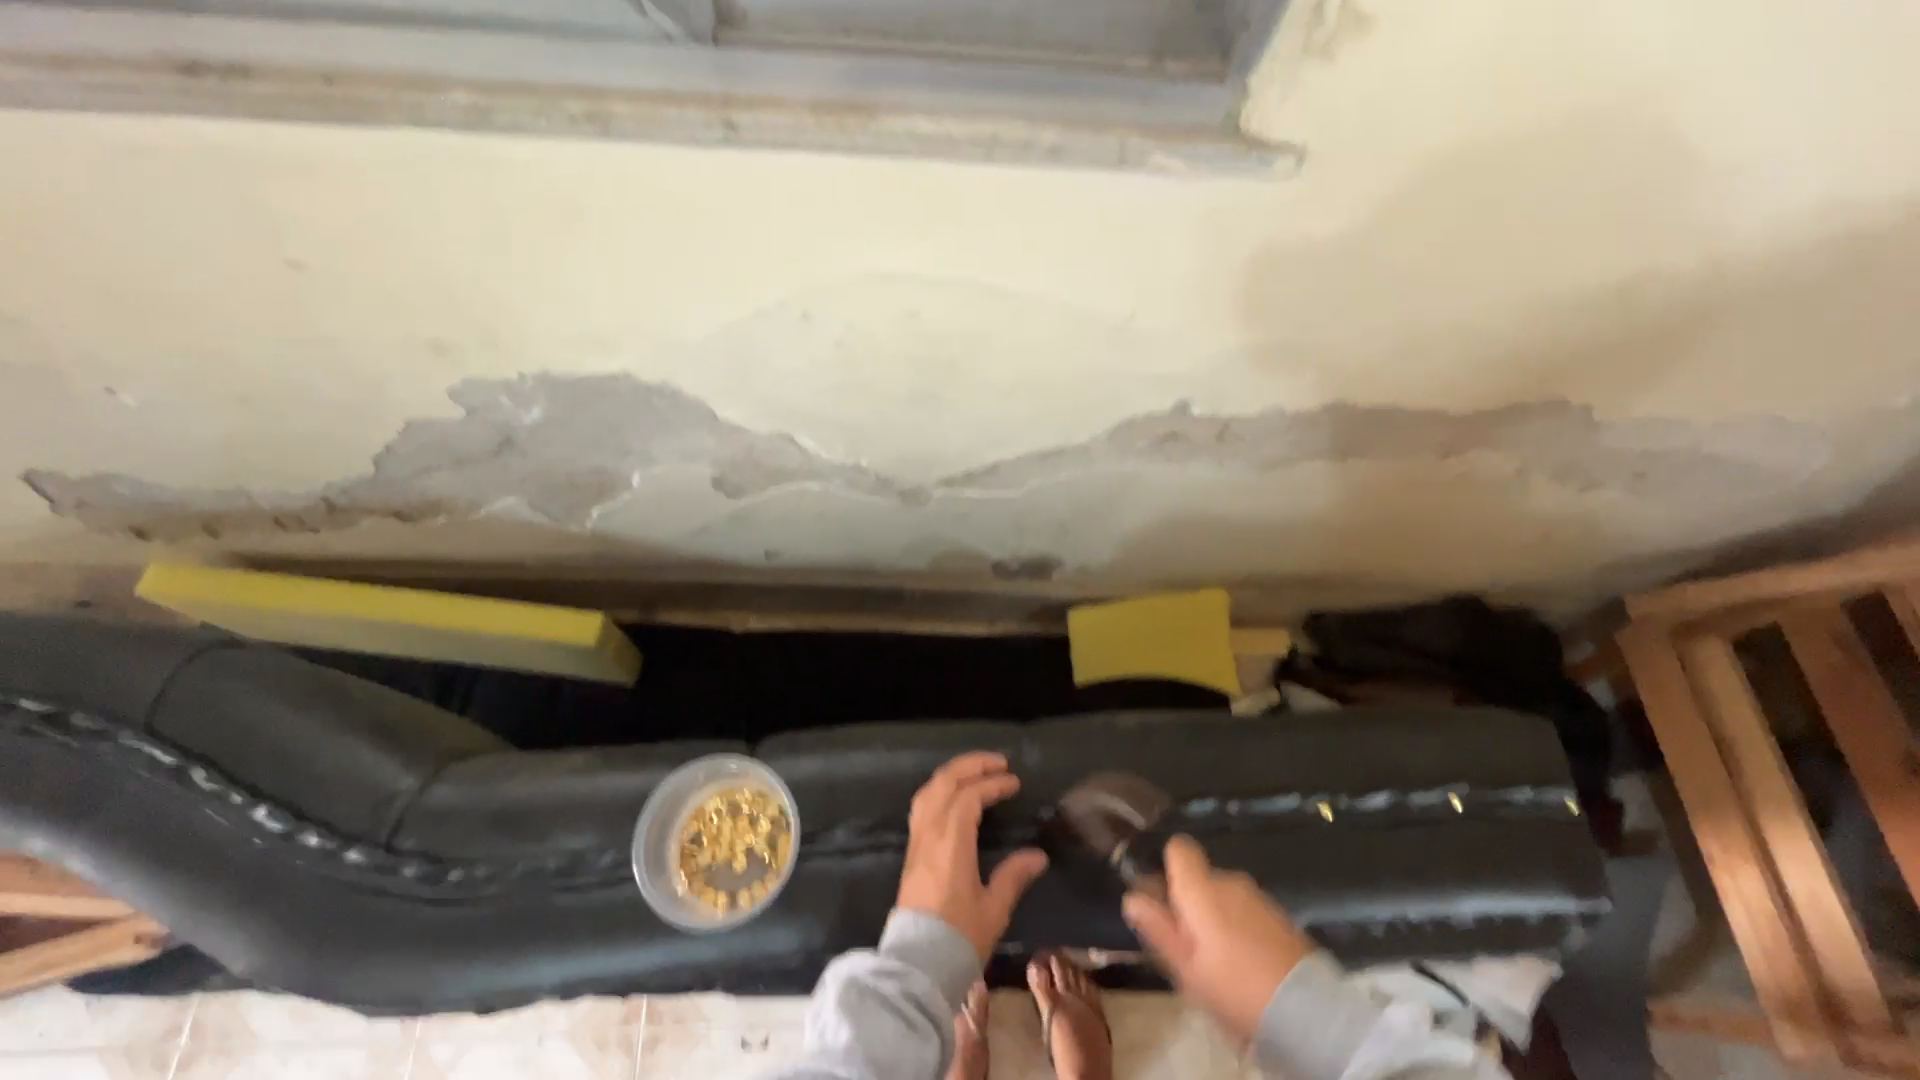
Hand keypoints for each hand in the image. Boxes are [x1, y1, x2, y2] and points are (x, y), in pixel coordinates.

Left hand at [896, 752, 1049, 963]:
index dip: (992, 784)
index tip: (1014, 783)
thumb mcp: (994, 909)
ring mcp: (916, 842)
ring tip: (976, 772)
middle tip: (998, 763)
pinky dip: (939, 790)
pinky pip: (921, 806)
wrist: (918, 964)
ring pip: (928, 791)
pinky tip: (952, 796)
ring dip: (952, 775)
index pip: (969, 797)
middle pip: (945, 783)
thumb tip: (1037, 856)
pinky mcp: (911, 853)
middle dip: (971, 766)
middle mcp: (930, 834)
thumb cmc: (959, 936)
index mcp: (951, 843)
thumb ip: (1013, 876)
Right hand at [1121, 835, 1315, 1042]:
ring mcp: (1258, 897)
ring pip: (1223, 895)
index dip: (1168, 866)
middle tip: (1186, 944)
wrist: (1306, 1011)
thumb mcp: (1186, 967)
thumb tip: (1131, 898)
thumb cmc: (1233, 988)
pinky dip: (1238, 925)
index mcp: (1201, 889)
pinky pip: (1246, 909)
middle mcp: (1229, 882)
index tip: (1163, 897)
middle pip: (1200, 877)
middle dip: (1190, 902)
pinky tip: (1243, 960)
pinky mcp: (1280, 915)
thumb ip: (1158, 927)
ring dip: (1215, 915)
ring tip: (1217, 958)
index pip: (1179, 849)